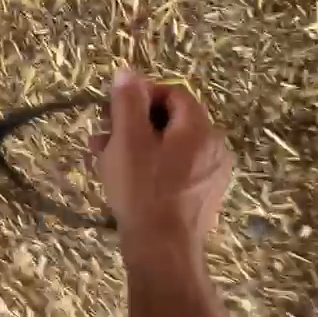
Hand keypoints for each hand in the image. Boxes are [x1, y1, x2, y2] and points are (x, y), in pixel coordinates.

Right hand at [89, 67, 233, 257]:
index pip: (173, 93)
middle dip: (132, 123)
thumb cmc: (142, 187)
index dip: (141, 95)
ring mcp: (213, 172)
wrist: (163, 244)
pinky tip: (126, 179)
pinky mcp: (205, 192)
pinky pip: (176, 164)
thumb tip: (128, 71)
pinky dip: (150, 163)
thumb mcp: (127, 139)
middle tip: (102, 138)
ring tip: (105, 160)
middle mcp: (215, 147)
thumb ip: (128, 102)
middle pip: (171, 119)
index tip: (113, 112)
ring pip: (170, 143)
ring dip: (136, 144)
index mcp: (200, 129)